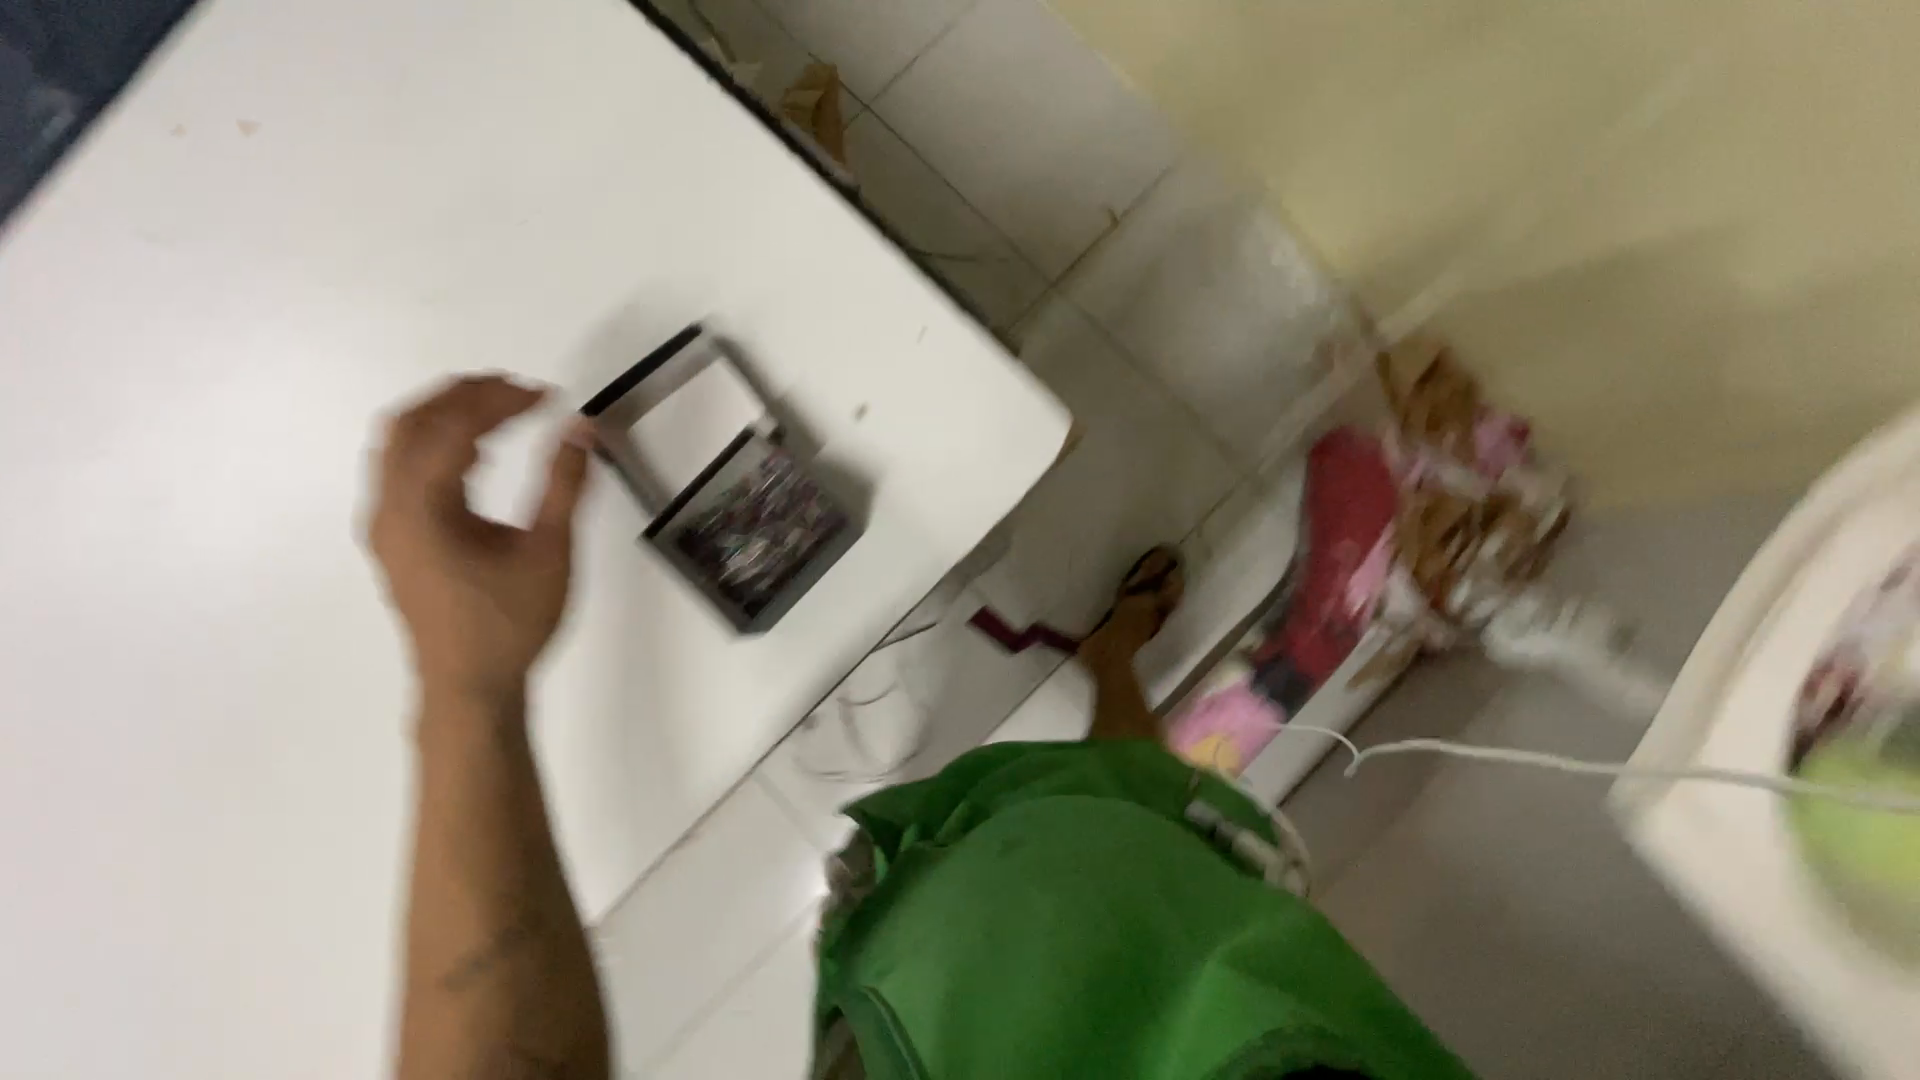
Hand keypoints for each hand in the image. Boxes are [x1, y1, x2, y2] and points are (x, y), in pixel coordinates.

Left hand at [367, 374, 593, 705]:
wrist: (469, 686)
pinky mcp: (395, 540)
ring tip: (499, 410)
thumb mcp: (549, 551)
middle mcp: (388, 508)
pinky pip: (403, 472)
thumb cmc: (511, 623)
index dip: (499, 401)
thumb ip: (565, 485)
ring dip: (445, 417)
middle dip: (463, 396)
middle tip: (517, 389)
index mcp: (420, 507)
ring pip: (399, 446)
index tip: (547, 394)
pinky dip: (437, 447)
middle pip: (410, 424)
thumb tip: (581, 428)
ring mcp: (384, 525)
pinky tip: (478, 455)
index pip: (453, 429)